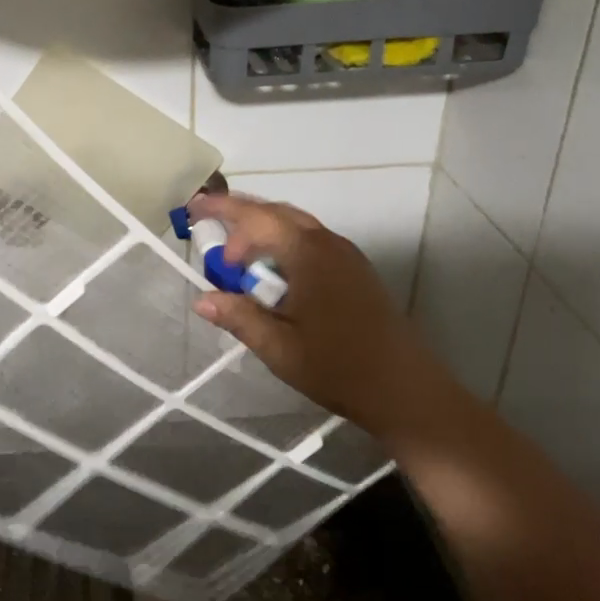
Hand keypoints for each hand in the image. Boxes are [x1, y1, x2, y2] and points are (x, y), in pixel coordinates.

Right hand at [187, 194, 447, 438]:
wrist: (406, 390)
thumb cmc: (338, 367)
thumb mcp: (279, 347)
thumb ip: (239, 317)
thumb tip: (202, 299)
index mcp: (308, 253)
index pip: (256, 216)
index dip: (222, 210)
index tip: (193, 213)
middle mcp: (328, 243)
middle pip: (277, 212)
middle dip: (240, 215)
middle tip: (208, 227)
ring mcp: (346, 255)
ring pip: (296, 224)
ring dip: (263, 231)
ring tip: (237, 256)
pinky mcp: (355, 271)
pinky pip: (311, 240)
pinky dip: (283, 243)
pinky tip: (272, 274)